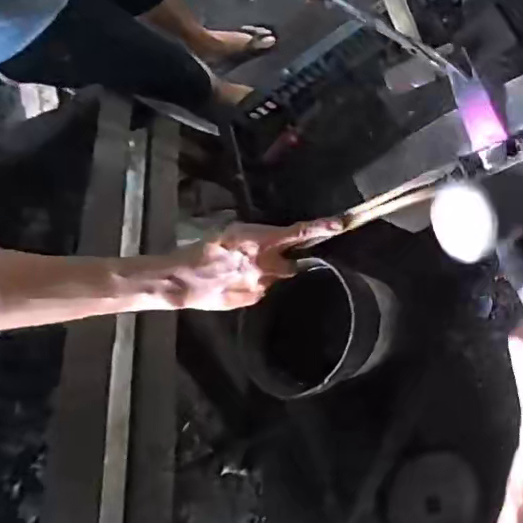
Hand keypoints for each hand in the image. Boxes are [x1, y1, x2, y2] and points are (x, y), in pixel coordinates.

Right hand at [159, 220, 338, 310]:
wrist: (181, 279)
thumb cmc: (205, 249)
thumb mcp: (234, 231)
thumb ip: (260, 236)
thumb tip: (276, 238)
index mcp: (262, 242)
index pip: (299, 233)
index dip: (322, 228)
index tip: (340, 224)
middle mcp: (268, 264)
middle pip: (292, 264)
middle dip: (283, 262)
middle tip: (263, 258)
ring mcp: (263, 284)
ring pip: (276, 278)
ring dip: (266, 274)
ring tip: (240, 272)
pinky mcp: (255, 299)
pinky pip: (262, 290)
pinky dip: (254, 285)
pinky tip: (235, 282)